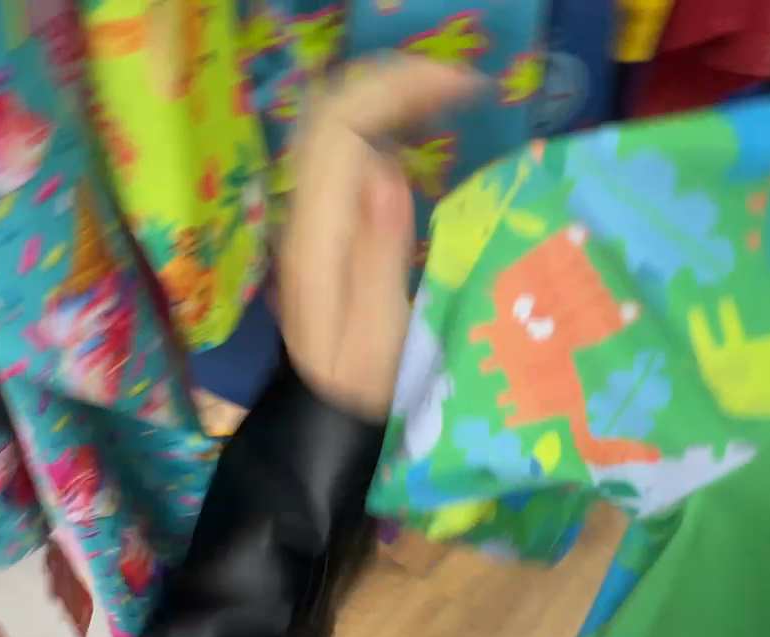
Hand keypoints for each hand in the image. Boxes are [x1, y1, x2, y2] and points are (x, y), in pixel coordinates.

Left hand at [277, 55, 480, 419]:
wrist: (321, 420)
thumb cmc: (357, 392)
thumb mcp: (374, 338)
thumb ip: (375, 256)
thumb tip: (382, 169)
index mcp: (315, 240)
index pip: (338, 127)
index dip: (399, 88)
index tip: (468, 90)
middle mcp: (302, 222)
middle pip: (331, 115)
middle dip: (397, 83)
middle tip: (465, 89)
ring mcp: (308, 225)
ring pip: (334, 131)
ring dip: (390, 102)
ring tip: (452, 103)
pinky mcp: (321, 233)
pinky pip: (343, 158)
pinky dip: (383, 131)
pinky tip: (421, 138)